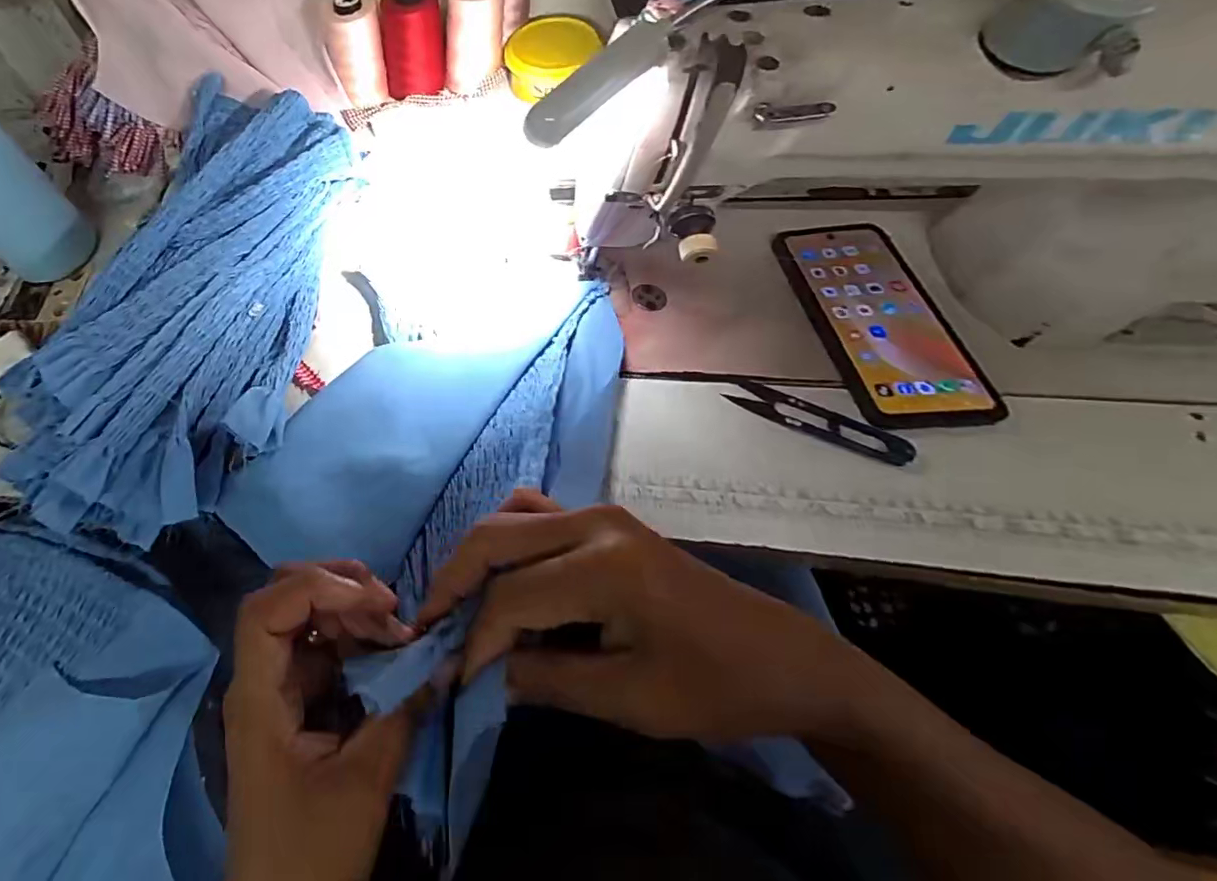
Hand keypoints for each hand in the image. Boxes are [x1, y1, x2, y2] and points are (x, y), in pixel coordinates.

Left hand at [224, 562, 426, 880]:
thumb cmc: (312, 851)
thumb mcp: (365, 780)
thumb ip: (402, 709)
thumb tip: (441, 658)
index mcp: (257, 698)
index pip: (267, 610)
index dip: (318, 587)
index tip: (376, 602)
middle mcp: (259, 683)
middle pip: (282, 600)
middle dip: (339, 587)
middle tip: (390, 605)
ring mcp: (275, 692)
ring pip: (304, 620)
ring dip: (352, 613)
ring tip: (397, 632)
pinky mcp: (294, 705)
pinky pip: (320, 651)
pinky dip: (354, 640)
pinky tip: (386, 651)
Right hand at [416, 491, 890, 745]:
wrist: (786, 659)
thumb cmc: (716, 688)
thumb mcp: (629, 700)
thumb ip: (546, 681)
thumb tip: (480, 674)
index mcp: (605, 566)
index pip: (510, 597)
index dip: (474, 643)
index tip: (452, 683)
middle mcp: (595, 523)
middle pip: (496, 538)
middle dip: (454, 583)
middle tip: (430, 631)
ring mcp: (602, 515)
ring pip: (511, 518)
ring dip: (477, 560)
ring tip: (459, 607)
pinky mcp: (608, 523)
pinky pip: (537, 515)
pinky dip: (507, 544)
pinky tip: (504, 580)